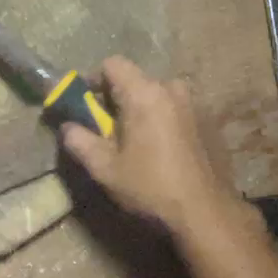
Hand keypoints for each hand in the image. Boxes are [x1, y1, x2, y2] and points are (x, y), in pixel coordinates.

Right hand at [60, 57, 257, 241]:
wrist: (207, 214)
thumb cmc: (150, 188)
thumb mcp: (104, 169)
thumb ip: (79, 141)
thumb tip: (67, 126)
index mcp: (145, 94)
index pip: (113, 64)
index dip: (93, 81)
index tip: (87, 107)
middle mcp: (173, 89)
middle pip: (136, 81)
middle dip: (118, 101)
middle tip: (109, 133)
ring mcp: (197, 104)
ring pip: (158, 97)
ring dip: (143, 112)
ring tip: (138, 146)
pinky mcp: (211, 122)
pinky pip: (178, 111)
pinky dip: (164, 123)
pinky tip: (164, 154)